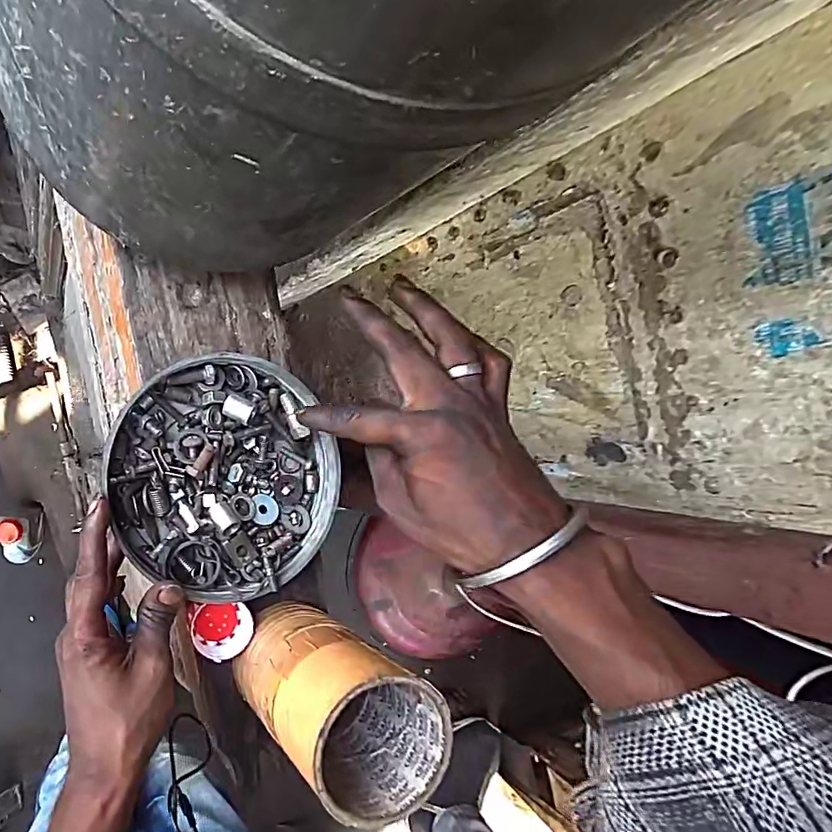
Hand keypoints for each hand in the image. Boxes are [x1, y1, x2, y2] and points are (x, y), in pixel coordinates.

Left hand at [57, 497, 185, 788]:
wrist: (103, 769)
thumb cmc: (123, 726)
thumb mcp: (150, 670)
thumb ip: (157, 624)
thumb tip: (166, 588)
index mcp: (84, 635)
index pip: (88, 574)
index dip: (95, 537)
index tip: (99, 508)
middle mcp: (75, 636)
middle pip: (86, 581)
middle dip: (99, 546)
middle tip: (113, 516)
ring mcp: (78, 647)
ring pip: (91, 598)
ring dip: (106, 570)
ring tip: (123, 543)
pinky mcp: (87, 657)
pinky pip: (98, 615)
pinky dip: (111, 594)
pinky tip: (126, 587)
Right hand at [302, 278, 729, 708]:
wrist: (526, 543)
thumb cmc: (462, 531)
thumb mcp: (399, 503)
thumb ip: (380, 460)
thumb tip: (369, 437)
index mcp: (424, 432)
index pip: (362, 417)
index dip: (329, 417)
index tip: (305, 415)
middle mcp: (453, 405)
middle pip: (405, 350)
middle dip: (373, 321)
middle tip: (352, 298)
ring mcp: (479, 401)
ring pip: (453, 339)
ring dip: (426, 310)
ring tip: (404, 289)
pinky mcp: (497, 407)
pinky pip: (488, 362)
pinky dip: (471, 342)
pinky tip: (457, 334)